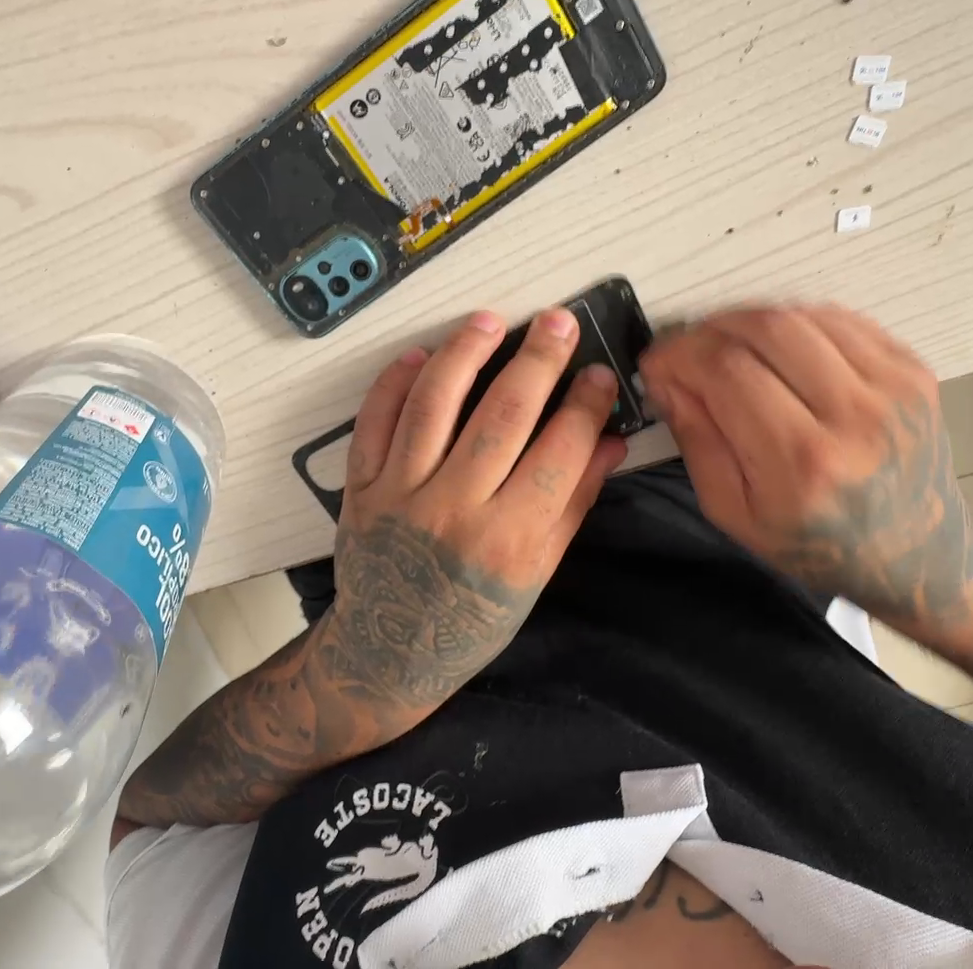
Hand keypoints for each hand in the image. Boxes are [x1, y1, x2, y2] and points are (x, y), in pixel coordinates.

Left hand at [325, 308, 627, 717]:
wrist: (390, 651)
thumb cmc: (474, 619)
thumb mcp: (535, 574)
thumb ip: (573, 504)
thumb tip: (610, 440)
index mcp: (510, 539)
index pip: (559, 452)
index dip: (585, 405)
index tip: (599, 373)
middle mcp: (455, 510)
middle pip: (502, 416)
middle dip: (537, 360)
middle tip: (558, 321)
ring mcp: (401, 495)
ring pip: (433, 405)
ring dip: (464, 354)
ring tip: (490, 320)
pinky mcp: (361, 487)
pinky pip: (374, 422)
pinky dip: (393, 383)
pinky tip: (418, 356)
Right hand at [638, 305, 968, 615]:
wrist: (911, 551)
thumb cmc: (810, 540)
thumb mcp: (731, 510)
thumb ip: (696, 439)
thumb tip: (666, 379)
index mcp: (800, 461)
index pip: (727, 371)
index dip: (680, 354)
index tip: (656, 363)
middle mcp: (853, 415)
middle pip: (766, 329)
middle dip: (709, 330)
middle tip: (687, 351)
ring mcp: (892, 387)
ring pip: (800, 315)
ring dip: (747, 321)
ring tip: (726, 348)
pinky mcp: (913, 368)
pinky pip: (838, 318)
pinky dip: (792, 322)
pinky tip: (774, 349)